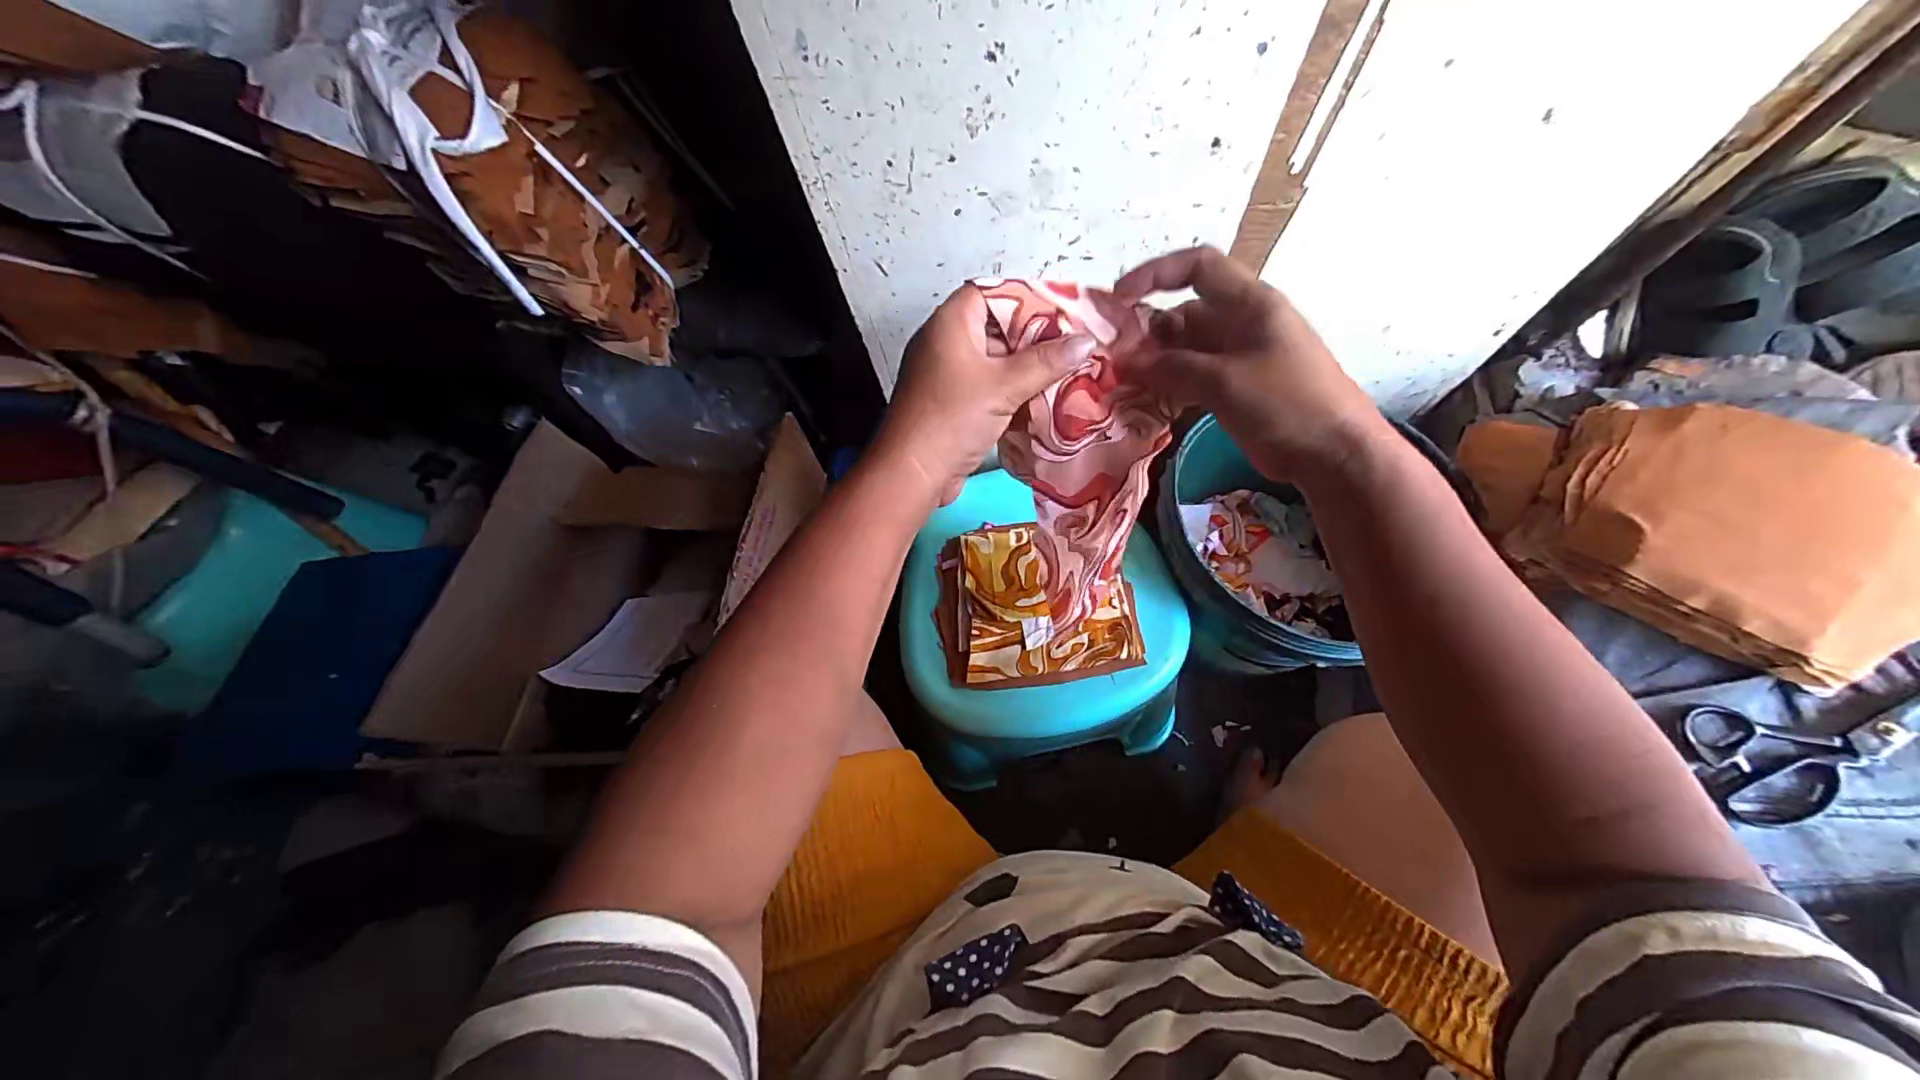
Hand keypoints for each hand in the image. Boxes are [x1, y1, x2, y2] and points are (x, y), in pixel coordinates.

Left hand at [874, 284, 1095, 503]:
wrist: (913, 472)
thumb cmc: (948, 420)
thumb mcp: (1005, 385)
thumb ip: (1047, 362)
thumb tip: (1083, 342)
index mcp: (950, 322)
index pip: (993, 292)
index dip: (1028, 298)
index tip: (1061, 314)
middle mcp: (945, 342)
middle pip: (997, 325)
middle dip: (1034, 338)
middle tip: (1068, 348)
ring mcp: (947, 373)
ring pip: (995, 359)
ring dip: (1026, 368)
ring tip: (1063, 374)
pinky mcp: (952, 402)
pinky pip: (988, 385)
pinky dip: (1012, 390)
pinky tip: (1040, 401)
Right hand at [1112, 246, 1388, 481]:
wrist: (1335, 454)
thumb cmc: (1287, 404)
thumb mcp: (1224, 381)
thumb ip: (1170, 368)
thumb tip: (1122, 361)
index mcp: (1250, 304)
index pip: (1198, 267)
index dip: (1155, 274)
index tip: (1118, 299)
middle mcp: (1243, 323)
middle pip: (1184, 313)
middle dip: (1147, 332)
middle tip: (1112, 360)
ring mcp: (1240, 357)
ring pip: (1186, 350)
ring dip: (1155, 363)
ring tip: (1123, 384)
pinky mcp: (1237, 388)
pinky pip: (1194, 377)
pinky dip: (1170, 385)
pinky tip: (1146, 402)